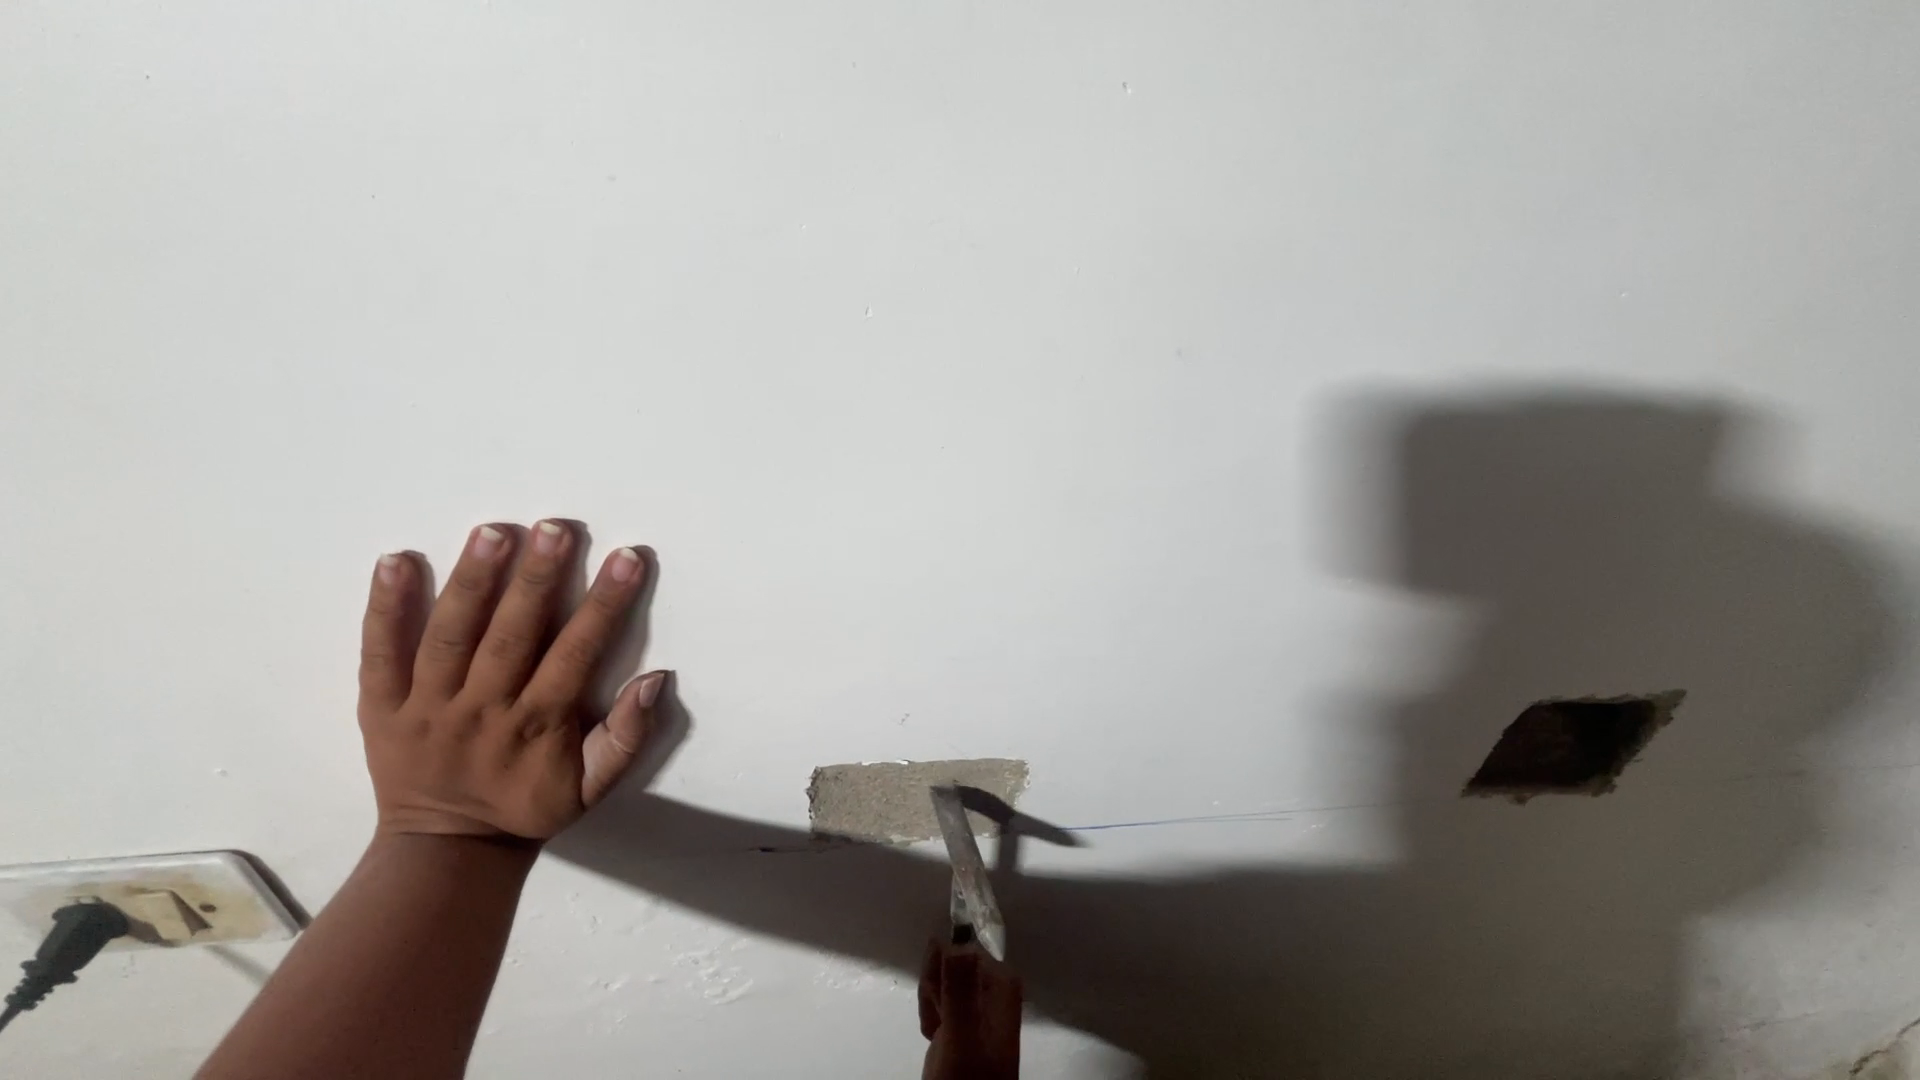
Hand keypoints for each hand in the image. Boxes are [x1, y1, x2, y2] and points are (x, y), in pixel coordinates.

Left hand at [358, 521, 666, 840]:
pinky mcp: (379, 708)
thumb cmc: (529, 809)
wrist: (446, 851)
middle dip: (536, 577)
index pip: (577, 652)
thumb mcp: (593, 787)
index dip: (605, 603)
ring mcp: (426, 706)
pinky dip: (384, 607)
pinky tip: (396, 561)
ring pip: (450, 635)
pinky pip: (379, 653)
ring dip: (471, 580)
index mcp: (538, 725)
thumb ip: (627, 736)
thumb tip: (656, 679)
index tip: (628, 558)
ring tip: (492, 530)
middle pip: (511, 634)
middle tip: (555, 527)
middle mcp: (482, 709)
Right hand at [919, 942, 1021, 1079]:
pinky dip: (932, 1018)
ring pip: (939, 979)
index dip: (941, 971)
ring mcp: (979, 1001)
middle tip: (941, 1024)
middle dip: (934, 990)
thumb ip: (960, 987)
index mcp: (1001, 980)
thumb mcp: (962, 1035)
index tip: (939, 1002)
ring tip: (939, 1035)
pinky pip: (939, 998)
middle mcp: (994, 985)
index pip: (958, 946)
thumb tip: (961, 935)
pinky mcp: (965, 1017)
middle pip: (947, 961)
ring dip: (931, 1006)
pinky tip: (937, 1038)